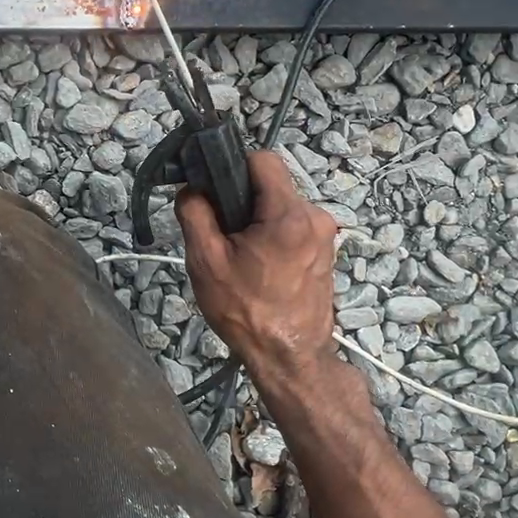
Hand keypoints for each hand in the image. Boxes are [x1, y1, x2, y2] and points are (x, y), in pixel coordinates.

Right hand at [177, 151, 339, 383]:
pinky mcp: (324, 252)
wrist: (288, 358)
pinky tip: (255, 266)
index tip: (212, 192)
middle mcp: (316, 218)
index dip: (231, 167)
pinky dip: (270, 237)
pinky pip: (290, 227)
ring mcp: (325, 236)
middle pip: (269, 185)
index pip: (262, 159)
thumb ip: (194, 213)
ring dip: (254, 222)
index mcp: (289, 215)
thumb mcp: (205, 260)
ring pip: (278, 208)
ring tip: (236, 257)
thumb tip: (192, 189)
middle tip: (219, 236)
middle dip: (240, 202)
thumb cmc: (245, 310)